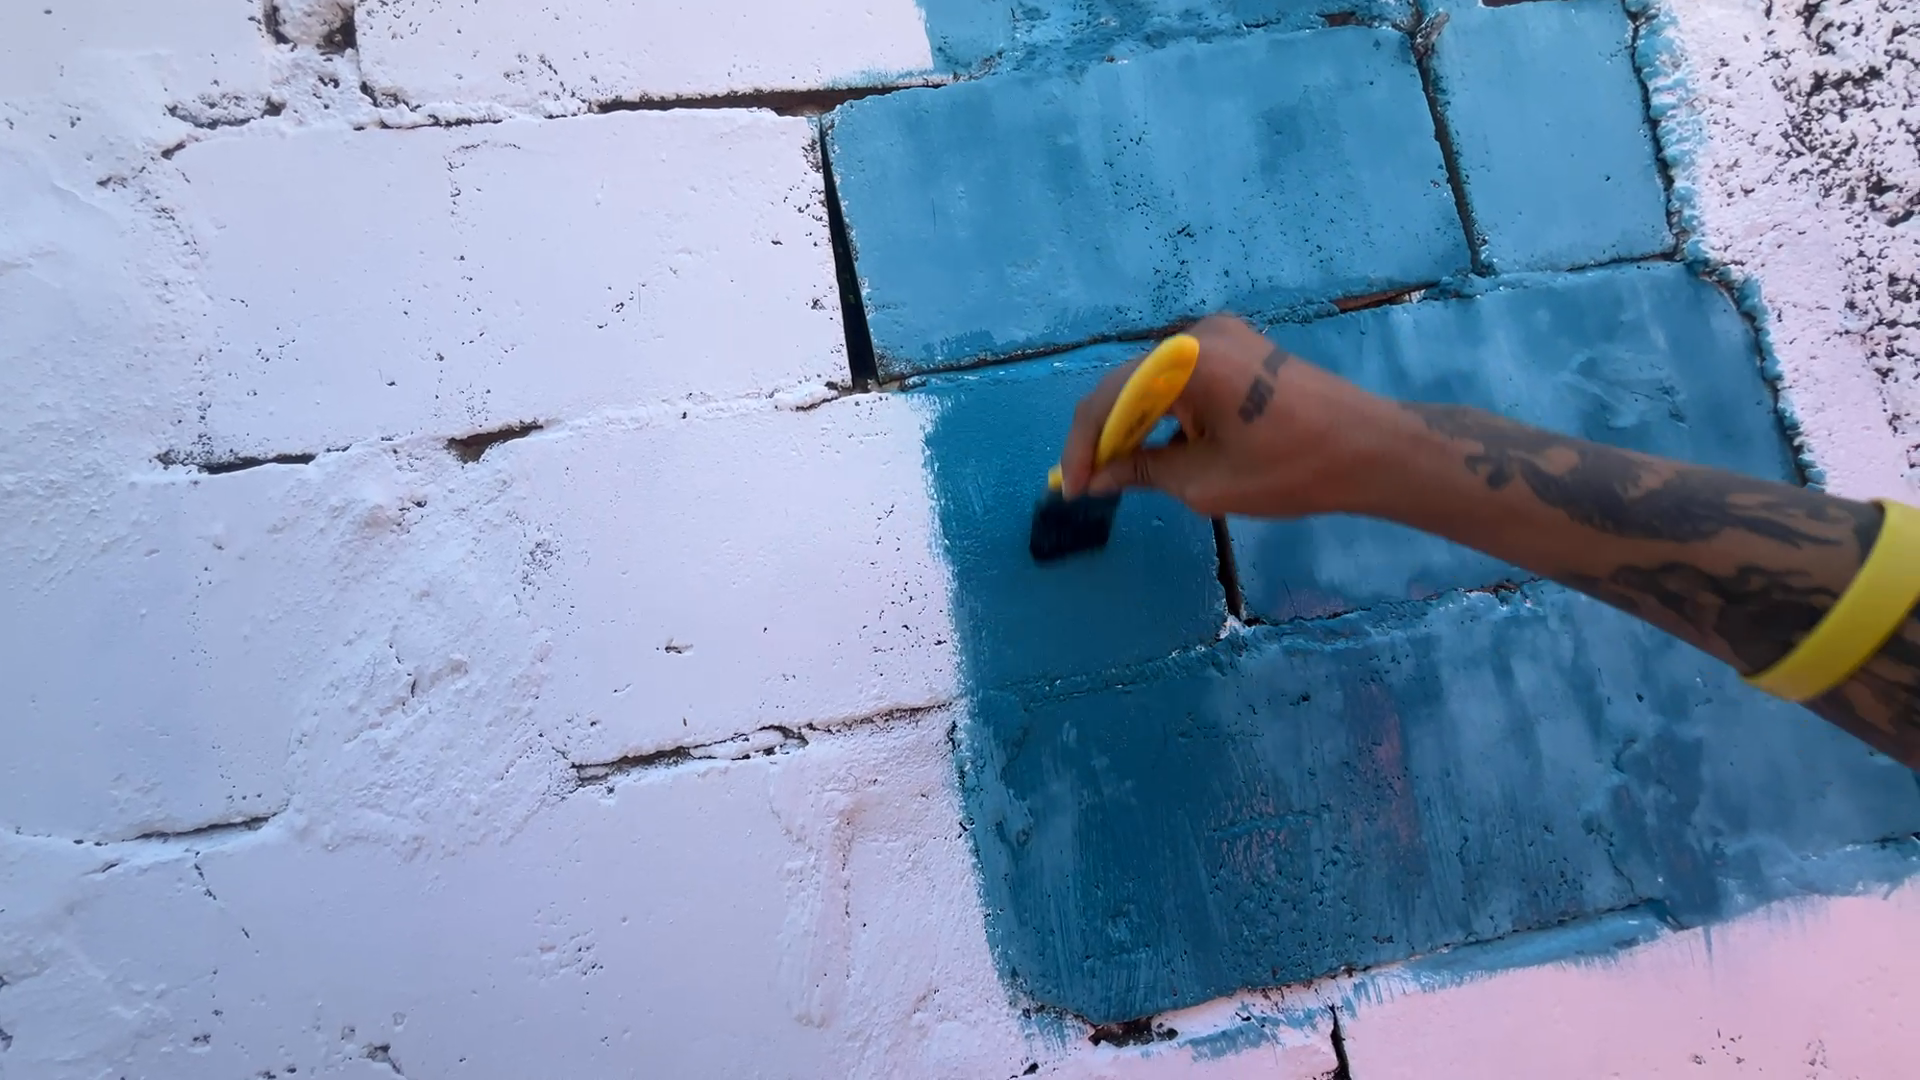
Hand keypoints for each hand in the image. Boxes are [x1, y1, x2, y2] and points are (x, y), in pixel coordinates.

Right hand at [1057, 314, 1399, 518]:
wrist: (1373, 450)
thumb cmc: (1291, 469)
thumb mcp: (1204, 481)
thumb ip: (1140, 473)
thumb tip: (1097, 479)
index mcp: (1188, 358)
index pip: (1110, 399)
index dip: (1083, 447)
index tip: (1074, 490)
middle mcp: (1198, 333)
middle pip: (1125, 385)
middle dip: (1102, 436)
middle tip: (1089, 483)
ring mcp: (1220, 335)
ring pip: (1149, 383)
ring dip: (1128, 426)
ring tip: (1115, 471)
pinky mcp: (1236, 349)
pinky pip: (1178, 380)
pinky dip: (1159, 414)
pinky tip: (1152, 448)